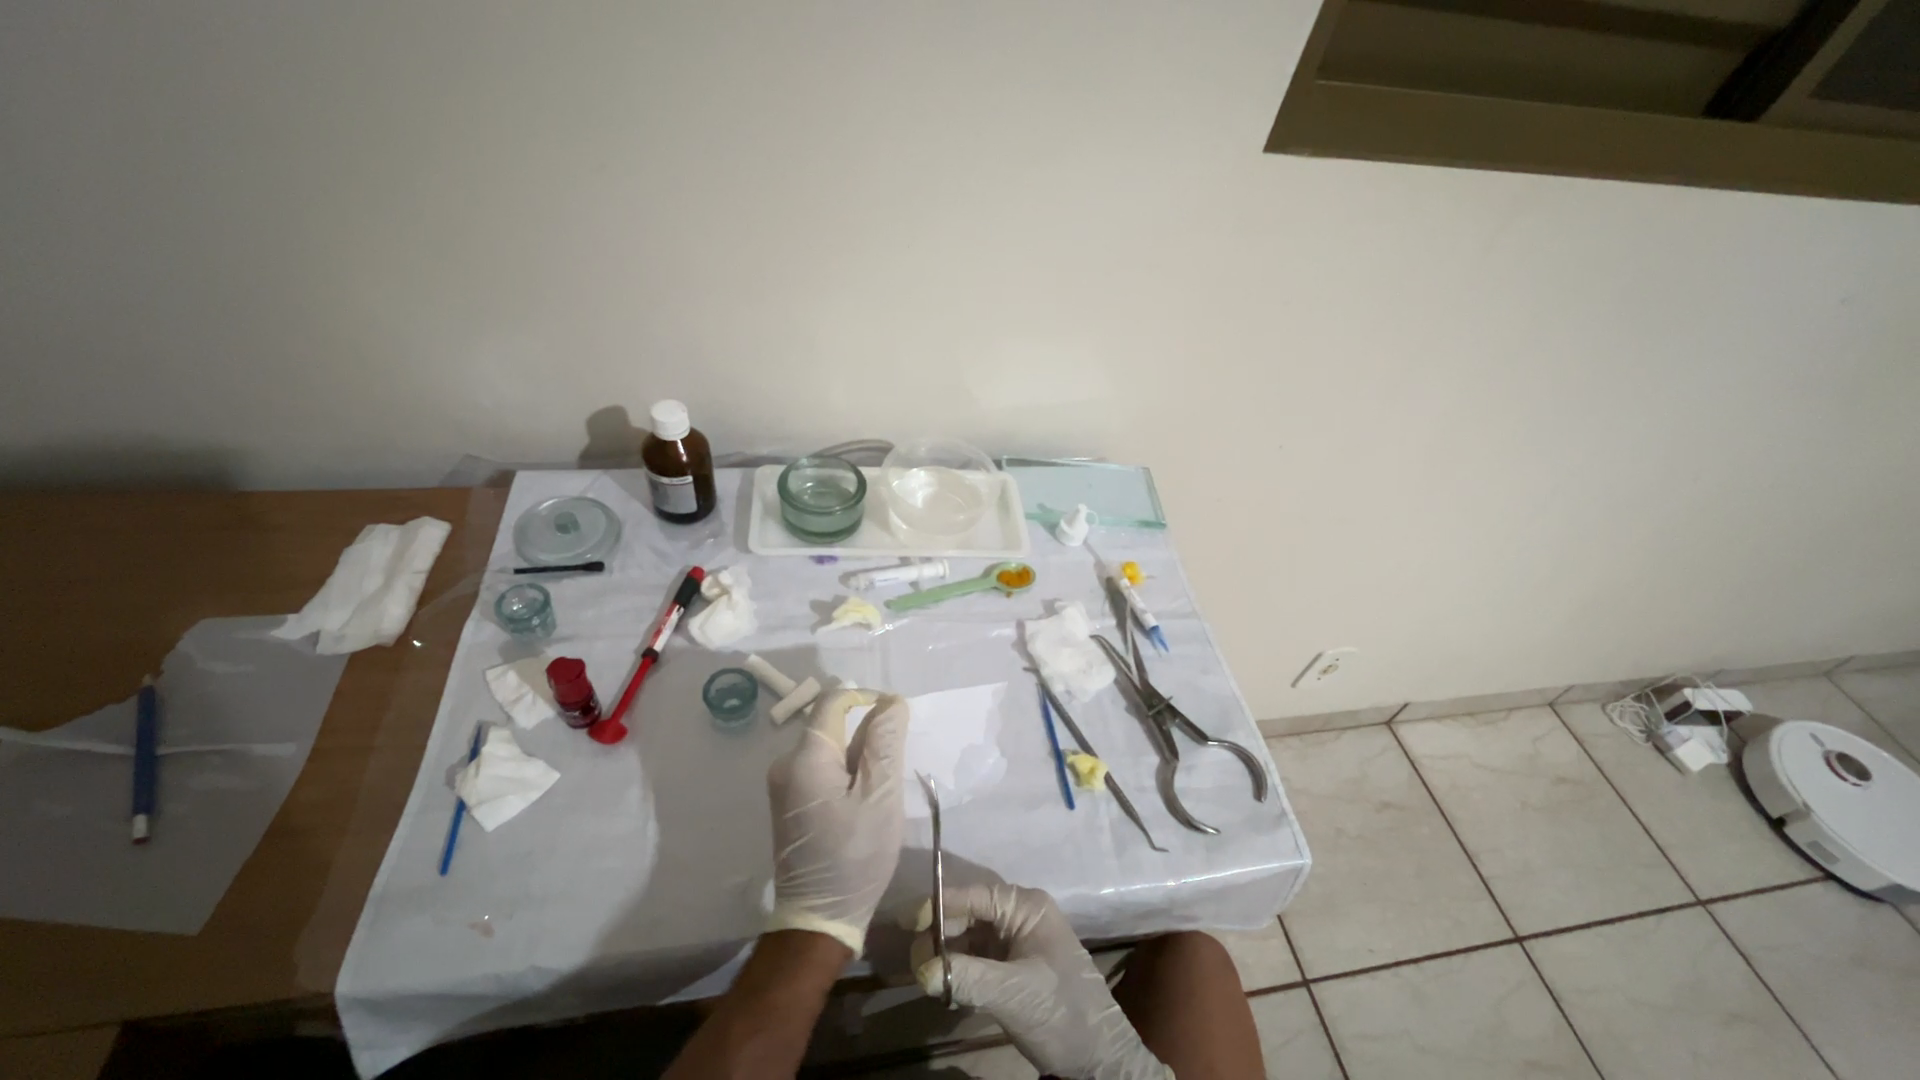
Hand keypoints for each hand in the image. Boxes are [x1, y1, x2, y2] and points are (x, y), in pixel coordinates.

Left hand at [765, 689, 910, 955]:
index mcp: (805, 757)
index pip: (833, 701)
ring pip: (827, 750)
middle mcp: (786, 764)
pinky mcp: (790, 805)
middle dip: (866, 734)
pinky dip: (846, 774)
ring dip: (858, 756)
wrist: (818, 918)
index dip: (868, 698)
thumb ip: (885, 742)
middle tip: (895, 768)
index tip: (898, 718)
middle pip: (830, 726)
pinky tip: (863, 802)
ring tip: (883, 788)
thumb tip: (890, 702)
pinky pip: (820, 771)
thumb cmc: (854, 856)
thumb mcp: (880, 796)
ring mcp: (784, 786)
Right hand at [917, 883, 1169, 1079]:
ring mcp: (1014, 942)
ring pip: (967, 937)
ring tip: (922, 975)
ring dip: (944, 954)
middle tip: (912, 959)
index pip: (973, 895)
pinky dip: (955, 970)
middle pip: (966, 914)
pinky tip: (941, 986)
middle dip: (937, 933)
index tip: (904, 921)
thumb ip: (965, 976)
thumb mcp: (1012, 992)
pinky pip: (973, 959)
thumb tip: (920, 969)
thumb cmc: (1061, 1012)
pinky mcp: (1010, 968)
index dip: (937, 906)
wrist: (1098, 1057)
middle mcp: (1019, 916)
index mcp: (1026, 907)